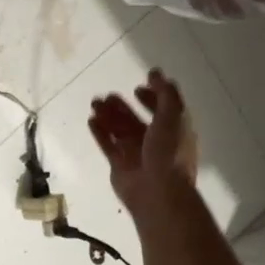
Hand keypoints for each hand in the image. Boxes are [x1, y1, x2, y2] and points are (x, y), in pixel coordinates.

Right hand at [89, 68, 198, 210]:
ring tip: (95, 103)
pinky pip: (107, 144)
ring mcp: (136, 153)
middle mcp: (155, 141)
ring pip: (119, 129)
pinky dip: (99, 132)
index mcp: (173, 130)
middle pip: (136, 119)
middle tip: (107, 95)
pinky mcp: (119, 165)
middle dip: (122, 106)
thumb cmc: (169, 152)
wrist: (157, 192)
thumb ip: (164, 93)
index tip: (138, 86)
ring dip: (108, 115)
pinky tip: (91, 120)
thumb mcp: (173, 116)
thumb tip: (155, 72)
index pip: (162, 109)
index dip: (152, 97)